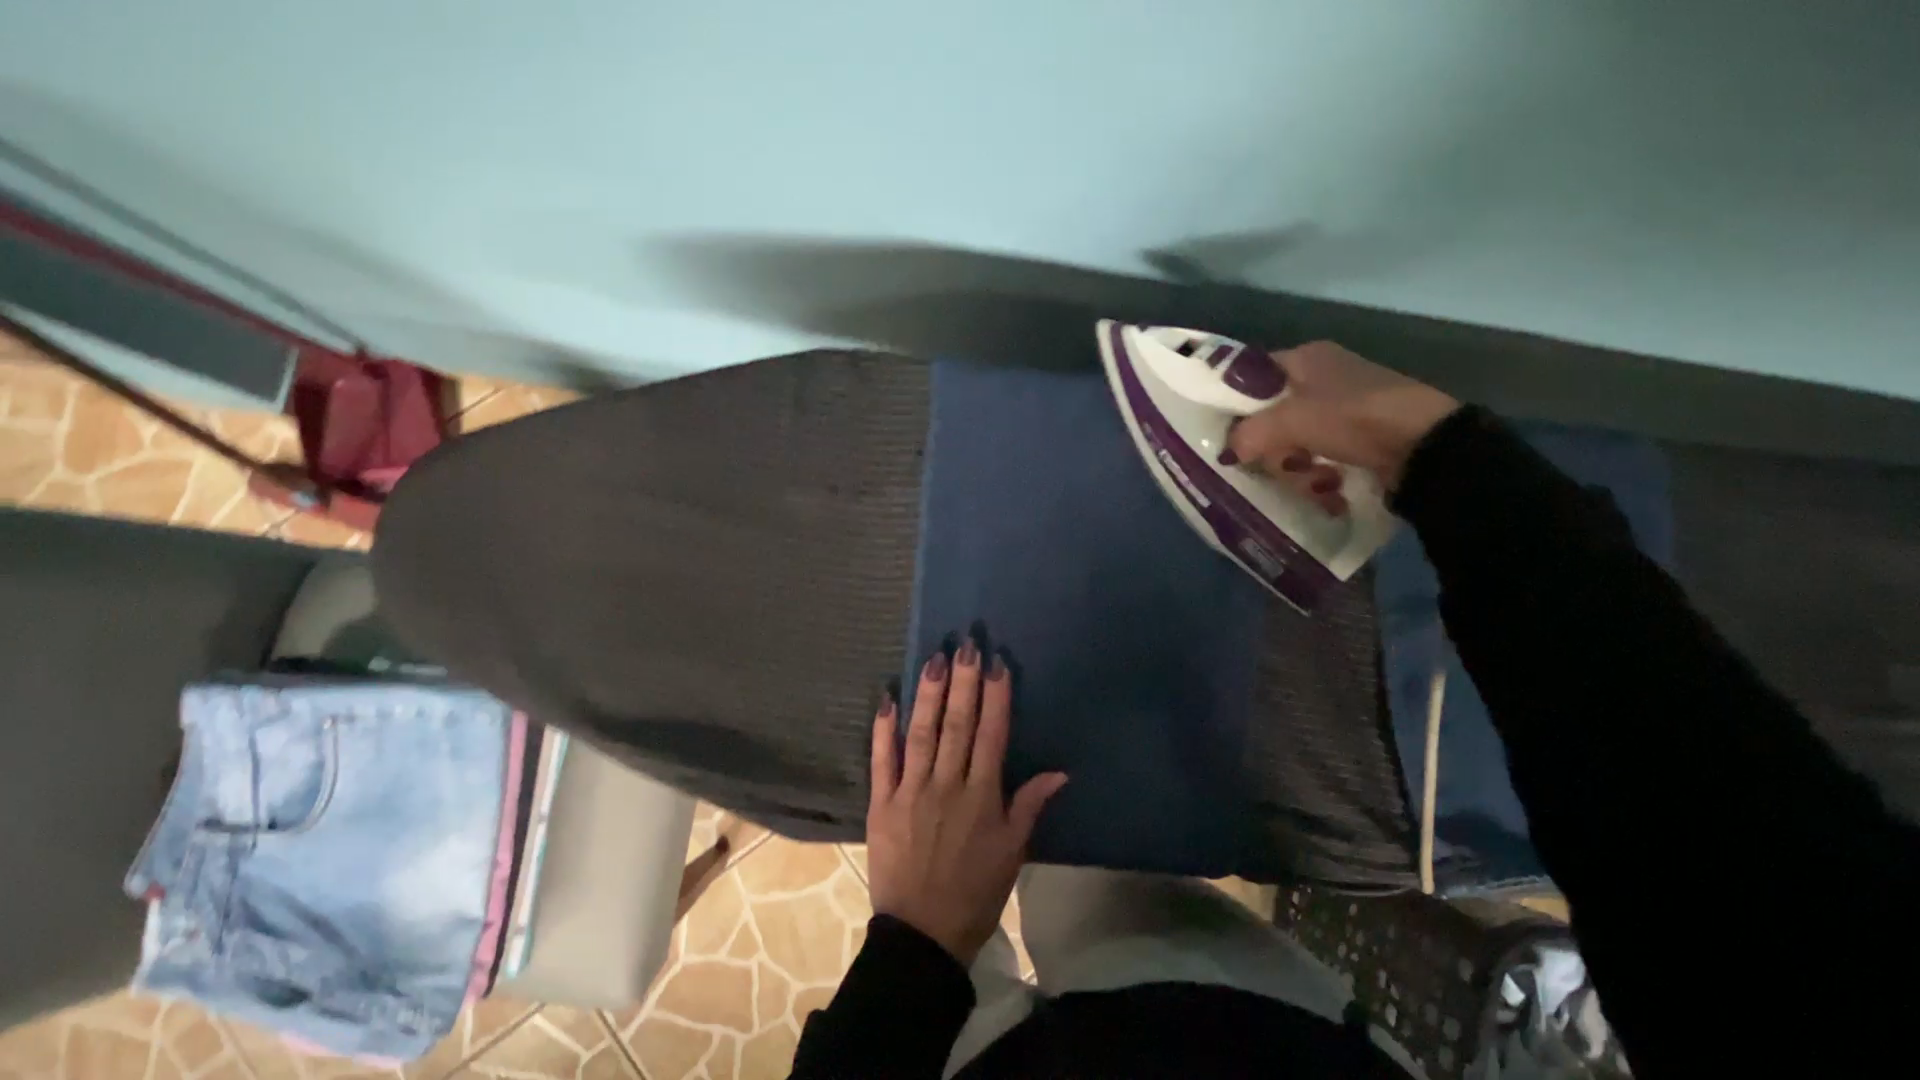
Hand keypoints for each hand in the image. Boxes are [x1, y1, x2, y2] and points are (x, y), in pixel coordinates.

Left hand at [866, 641, 1068, 965]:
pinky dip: (884, 730)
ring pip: (922, 733)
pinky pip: (882, 760)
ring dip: (928, 694)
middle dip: (963, 682)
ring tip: (934, 658)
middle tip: (966, 643)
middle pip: (957, 725)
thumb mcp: (1013, 853)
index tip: (997, 663)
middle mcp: (948, 785)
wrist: (923, 934)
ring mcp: (911, 792)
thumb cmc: (975, 893)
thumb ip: (1029, 807)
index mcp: (982, 797)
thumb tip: (1059, 772)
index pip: (992, 735)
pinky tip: (887, 699)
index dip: (996, 697)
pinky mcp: (882, 804)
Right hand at [1225, 341, 1459, 510]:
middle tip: (1279, 466)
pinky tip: (1329, 490)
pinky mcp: (1359, 441)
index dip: (1235, 404)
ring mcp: (1343, 411)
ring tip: (1314, 483)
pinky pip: (1320, 459)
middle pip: (1272, 418)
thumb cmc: (1353, 417)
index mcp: (1306, 358)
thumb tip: (1229, 451)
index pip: (1252, 376)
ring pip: (1294, 443)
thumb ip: (1249, 433)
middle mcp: (1322, 379)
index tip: (1227, 434)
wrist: (1425, 445)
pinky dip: (1319, 477)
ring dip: (1297, 470)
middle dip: (1272, 448)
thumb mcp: (1291, 420)